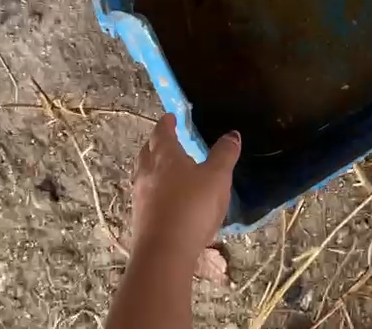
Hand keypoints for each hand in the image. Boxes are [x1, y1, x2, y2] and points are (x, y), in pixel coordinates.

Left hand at [128, 115, 240, 259]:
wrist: (164, 254)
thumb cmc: (192, 207)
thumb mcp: (217, 177)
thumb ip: (224, 154)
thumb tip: (232, 134)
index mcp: (165, 156)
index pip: (162, 132)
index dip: (166, 123)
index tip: (170, 117)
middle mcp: (147, 173)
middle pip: (147, 152)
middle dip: (156, 143)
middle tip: (167, 141)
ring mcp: (140, 197)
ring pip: (143, 174)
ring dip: (152, 168)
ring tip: (166, 171)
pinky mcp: (140, 220)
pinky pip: (145, 196)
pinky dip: (153, 190)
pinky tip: (164, 200)